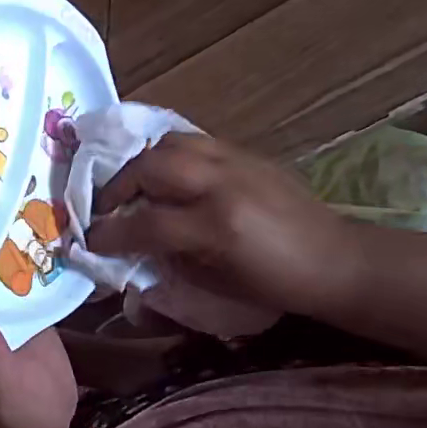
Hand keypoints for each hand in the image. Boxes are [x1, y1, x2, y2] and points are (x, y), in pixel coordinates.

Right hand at [85, 133, 364, 315]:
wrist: (337, 260)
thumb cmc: (274, 285)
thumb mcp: (213, 284)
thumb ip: (166, 258)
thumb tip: (129, 244)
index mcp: (215, 227)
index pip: (144, 223)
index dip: (108, 233)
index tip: (89, 241)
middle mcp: (222, 184)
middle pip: (149, 167)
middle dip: (117, 187)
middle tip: (106, 207)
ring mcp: (236, 161)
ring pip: (169, 143)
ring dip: (141, 164)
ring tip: (133, 186)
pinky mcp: (246, 153)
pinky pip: (193, 141)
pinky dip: (168, 156)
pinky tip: (165, 176)